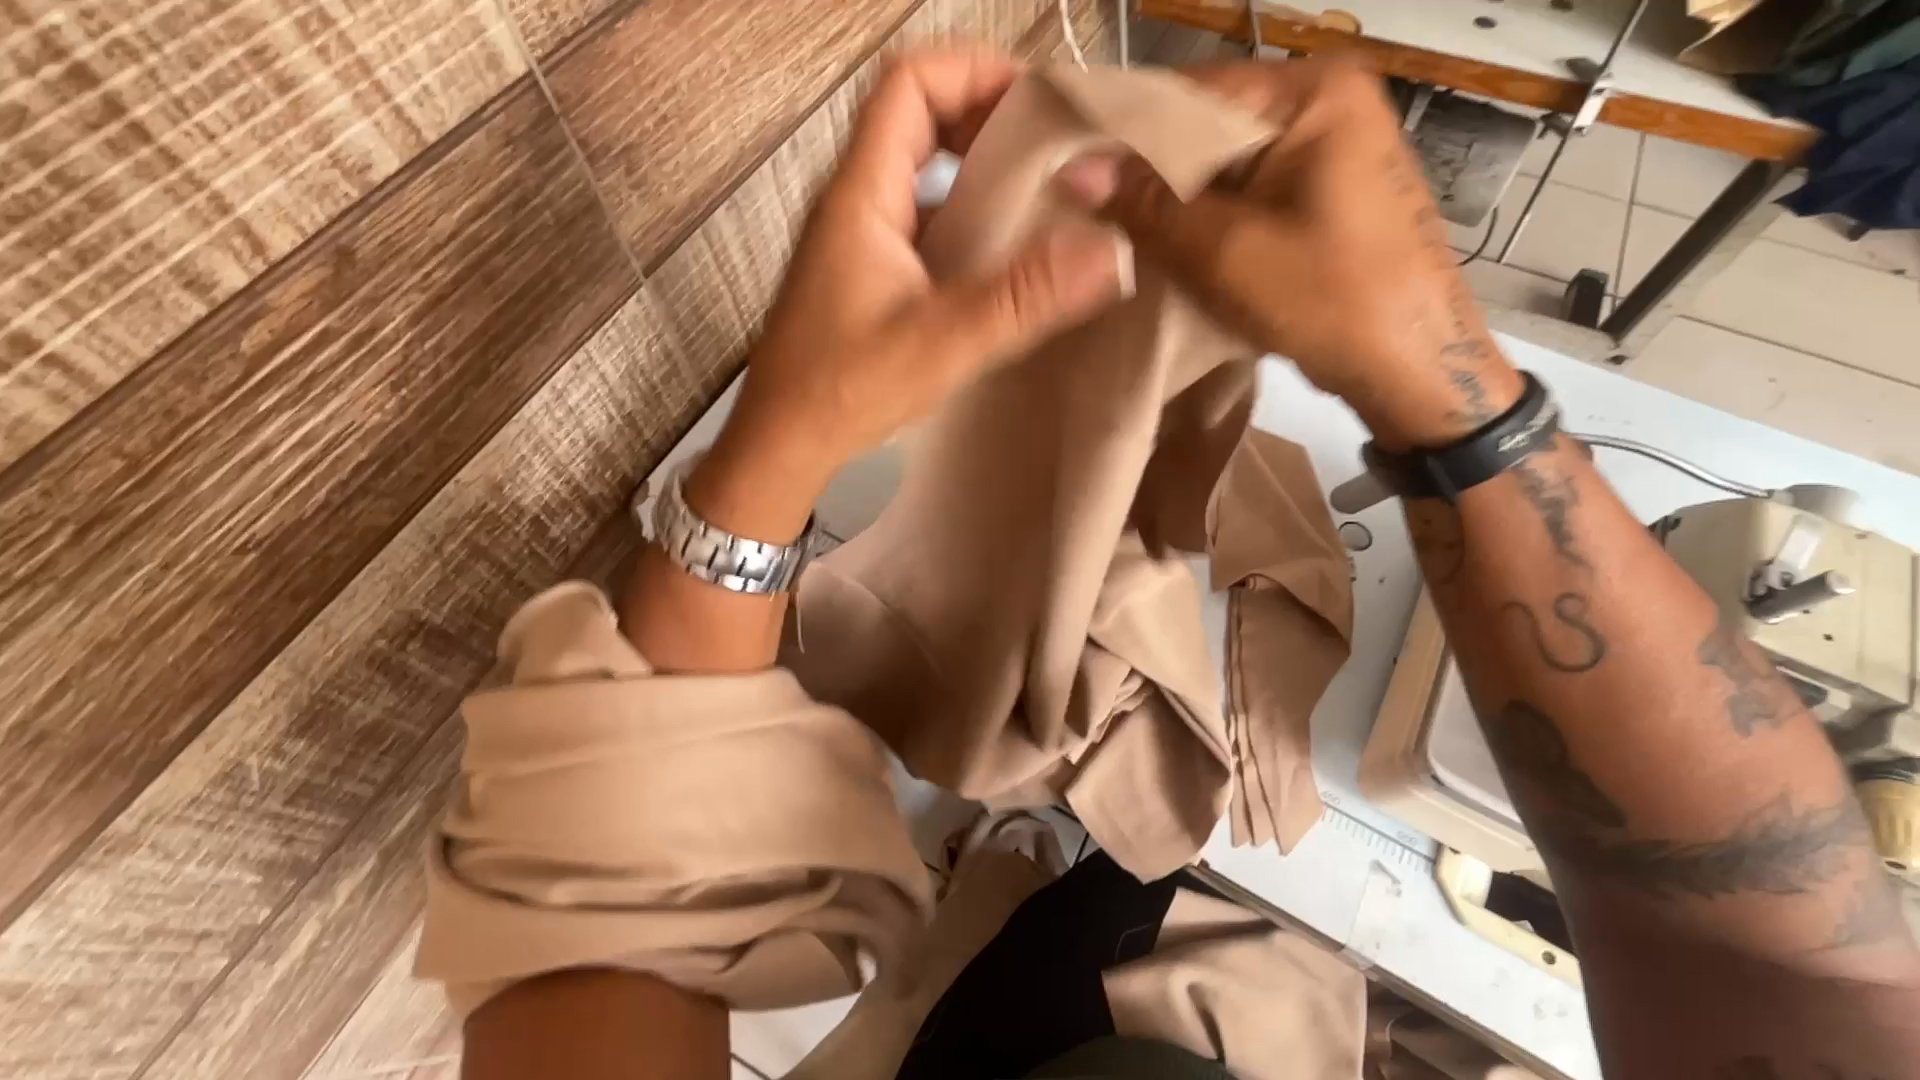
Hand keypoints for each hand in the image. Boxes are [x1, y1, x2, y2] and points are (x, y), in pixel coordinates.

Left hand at [694, 47, 1127, 538]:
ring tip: (1040, 198)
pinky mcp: (861, 273)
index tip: (1038, 104)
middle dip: (988, 120)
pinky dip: (961, 216)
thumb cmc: (845, 389)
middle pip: (918, 118)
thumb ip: (1024, 297)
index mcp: (863, 195)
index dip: (974, 72)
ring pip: (919, 171)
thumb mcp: (942, 342)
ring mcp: (855, 238)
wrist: (782, 442)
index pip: (910, 85)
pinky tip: (999, 255)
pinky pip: (917, 218)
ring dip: (977, 171)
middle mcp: (853, 202)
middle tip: (1053, 153)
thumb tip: (1110, 253)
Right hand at [1058, 55, 1521, 448]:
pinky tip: (1176, 253)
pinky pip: (1251, 196)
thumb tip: (1073, 169)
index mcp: (1315, 91)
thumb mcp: (1224, 251)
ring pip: (1227, 169)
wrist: (1415, 368)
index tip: (1070, 172)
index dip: (1127, 135)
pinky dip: (1212, 223)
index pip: (1194, 92)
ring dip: (1179, 205)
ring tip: (1122, 237)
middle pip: (1210, 129)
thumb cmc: (1329, 299)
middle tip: (1089, 213)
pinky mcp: (1329, 194)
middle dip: (1152, 176)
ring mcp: (1333, 150)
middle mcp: (1328, 103)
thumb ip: (1146, 205)